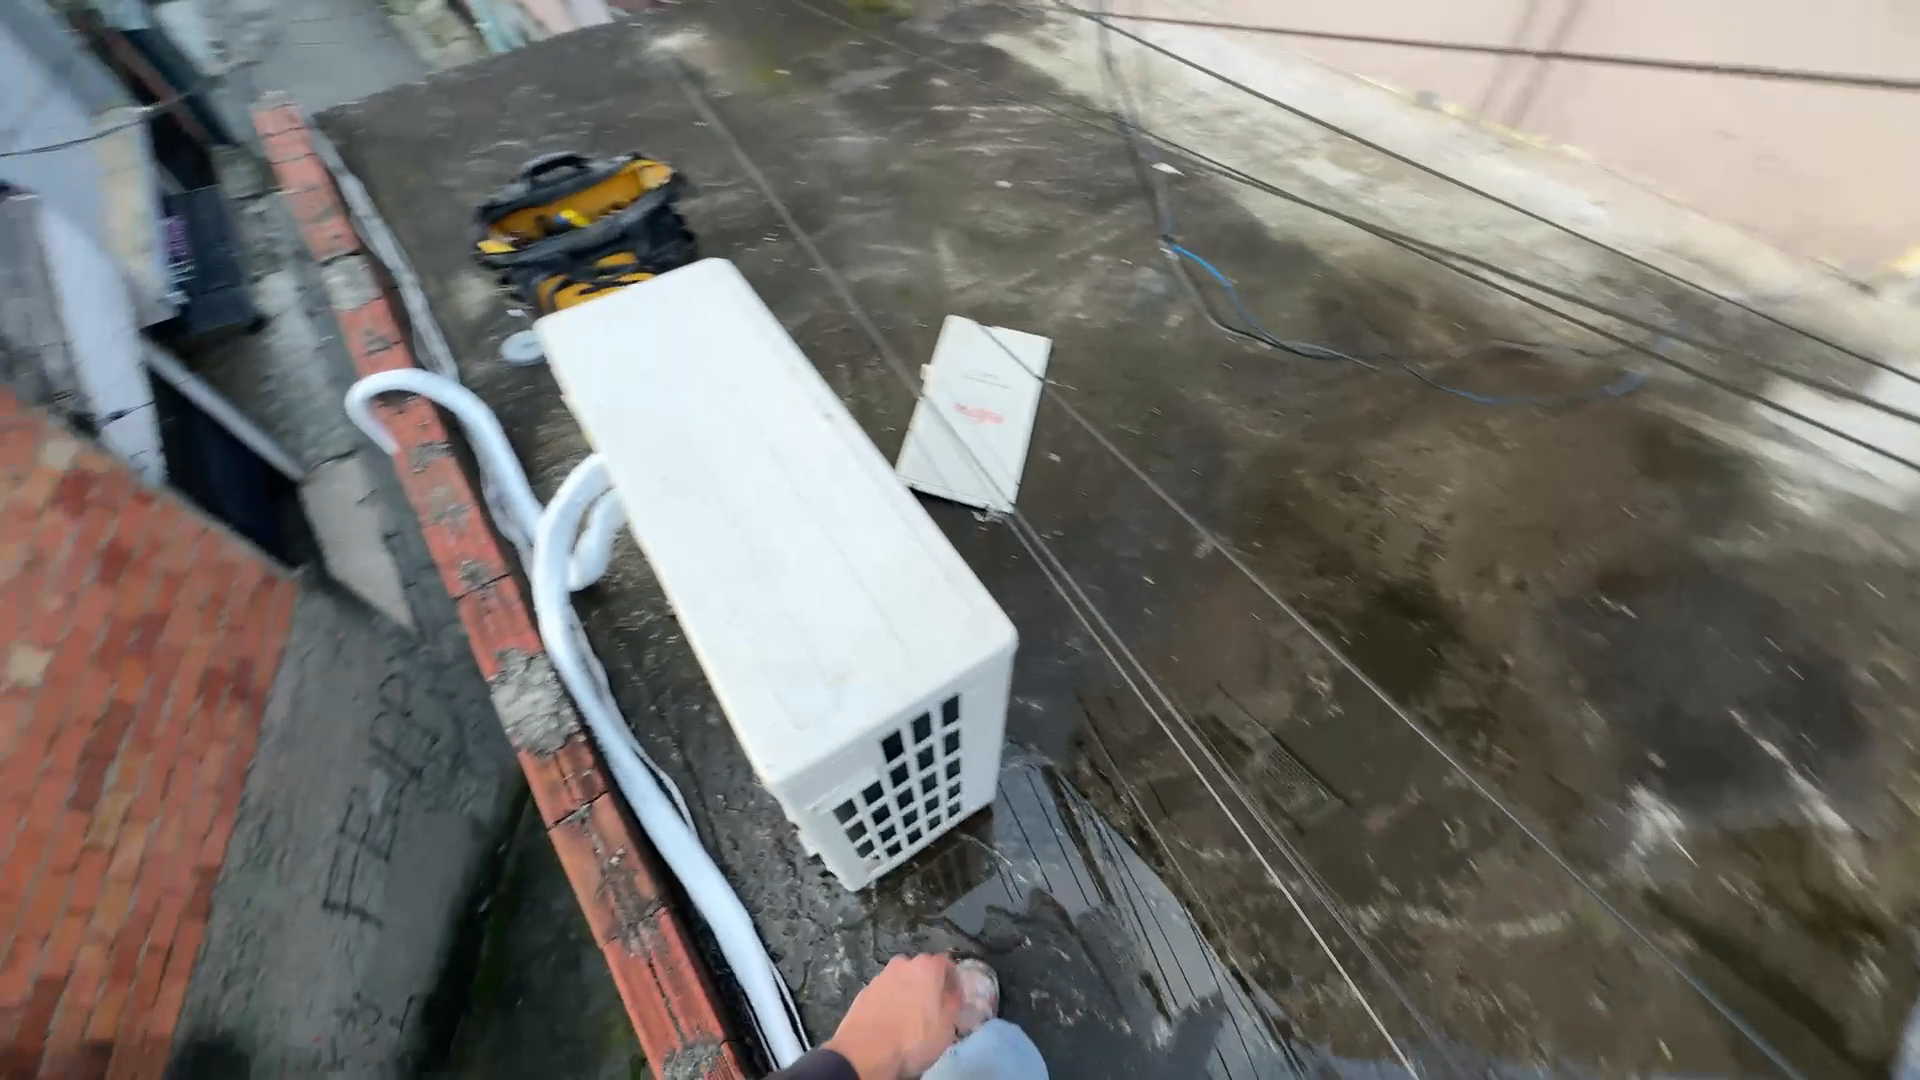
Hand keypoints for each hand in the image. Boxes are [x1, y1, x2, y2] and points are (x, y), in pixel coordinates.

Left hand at [825, 953, 958, 1078]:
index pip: (946, 963)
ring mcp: (881, 976)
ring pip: (901, 981)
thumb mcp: (946, 1027)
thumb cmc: (913, 1038)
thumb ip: (953, 1004)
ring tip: (909, 1019)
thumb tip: (952, 994)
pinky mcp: (864, 991)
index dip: (952, 981)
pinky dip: (890, 1003)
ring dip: (907, 993)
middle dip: (928, 986)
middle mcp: (903, 963)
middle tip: (931, 1010)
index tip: (954, 1000)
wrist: (866, 1051)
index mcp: (926, 966)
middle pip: (921, 970)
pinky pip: (884, 993)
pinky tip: (890, 1023)